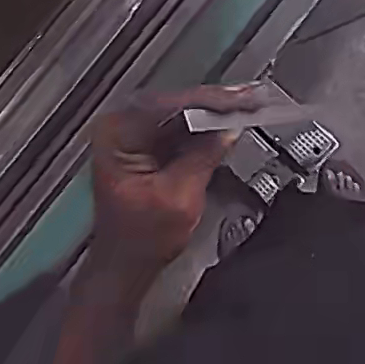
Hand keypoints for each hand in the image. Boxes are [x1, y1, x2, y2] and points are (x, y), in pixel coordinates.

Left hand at [88, 84, 262, 278]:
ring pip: (179, 111)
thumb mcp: (178, 200)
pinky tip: (228, 119)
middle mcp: (120, 126)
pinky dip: (205, 124)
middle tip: (248, 98)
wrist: (125, 265)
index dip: (207, 102)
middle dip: (214, 102)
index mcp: (116, 135)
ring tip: (245, 104)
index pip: (166, 106)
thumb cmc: (139, 240)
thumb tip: (227, 129)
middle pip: (173, 103)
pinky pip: (180, 125)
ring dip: (213, 110)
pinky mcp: (147, 142)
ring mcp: (132, 133)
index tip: (237, 100)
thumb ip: (203, 158)